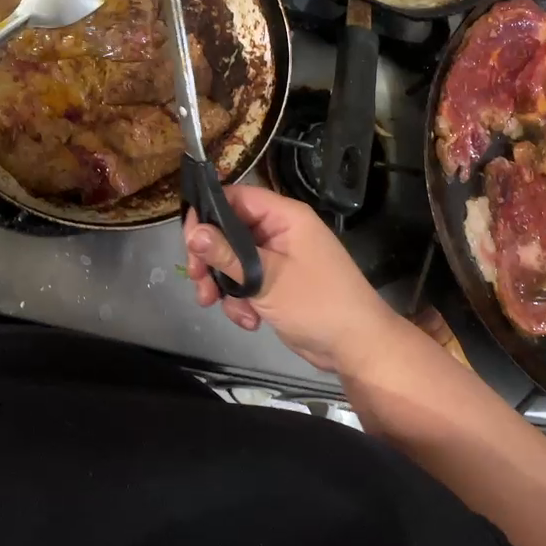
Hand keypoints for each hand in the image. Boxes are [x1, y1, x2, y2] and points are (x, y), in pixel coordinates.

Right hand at [185, 185, 408, 374]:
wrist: (357, 348)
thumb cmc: (318, 304)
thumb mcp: (266, 278)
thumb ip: (228, 254)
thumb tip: (193, 233)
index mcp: (284, 216)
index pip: (235, 198)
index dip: (208, 214)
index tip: (189, 242)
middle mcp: (279, 231)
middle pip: (228, 231)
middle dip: (210, 258)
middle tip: (197, 280)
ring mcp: (277, 258)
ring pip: (232, 260)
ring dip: (222, 284)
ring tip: (215, 305)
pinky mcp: (275, 283)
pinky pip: (245, 282)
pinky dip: (240, 300)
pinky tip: (249, 321)